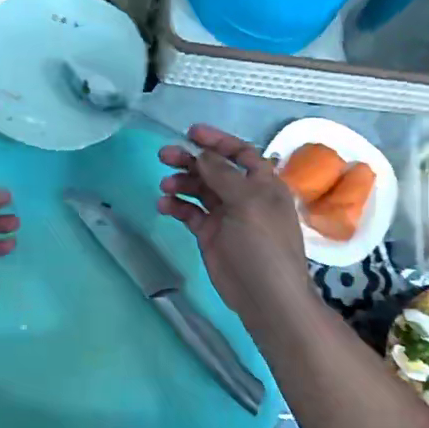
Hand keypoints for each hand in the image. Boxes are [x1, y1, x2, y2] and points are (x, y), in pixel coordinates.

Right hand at [156, 124, 311, 323]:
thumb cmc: (263, 244)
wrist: (265, 294)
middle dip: (191, 160)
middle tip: (164, 156)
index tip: (191, 132)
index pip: (240, 153)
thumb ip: (223, 175)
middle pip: (215, 170)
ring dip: (182, 183)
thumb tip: (203, 154)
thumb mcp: (248, 203)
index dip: (217, 141)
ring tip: (165, 185)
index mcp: (263, 184)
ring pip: (199, 190)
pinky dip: (177, 207)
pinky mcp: (210, 235)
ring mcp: (226, 216)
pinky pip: (190, 213)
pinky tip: (163, 206)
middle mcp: (244, 196)